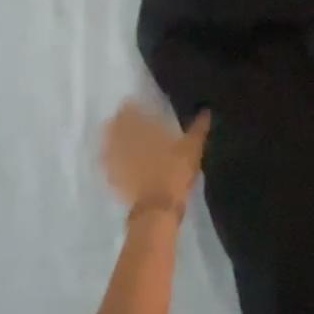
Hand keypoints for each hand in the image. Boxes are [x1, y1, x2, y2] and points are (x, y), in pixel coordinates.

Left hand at [100, 101, 211, 223]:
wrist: (158, 207)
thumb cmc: (176, 172)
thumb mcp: (193, 148)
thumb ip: (199, 128)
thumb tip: (206, 111)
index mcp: (140, 127)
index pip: (128, 108)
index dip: (132, 106)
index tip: (140, 108)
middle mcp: (122, 138)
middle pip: (113, 124)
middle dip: (121, 122)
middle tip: (132, 125)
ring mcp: (113, 158)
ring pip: (106, 142)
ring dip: (113, 139)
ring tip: (125, 143)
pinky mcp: (110, 176)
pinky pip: (107, 163)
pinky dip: (112, 160)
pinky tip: (121, 163)